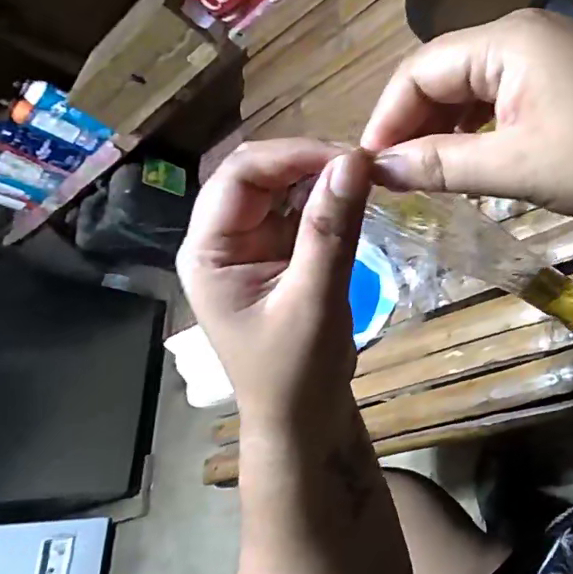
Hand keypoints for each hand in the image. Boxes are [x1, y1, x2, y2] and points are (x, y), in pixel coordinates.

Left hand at [176, 139, 369, 444]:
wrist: (303, 418)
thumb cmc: (297, 371)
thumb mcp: (315, 300)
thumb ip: (331, 231)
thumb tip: (355, 162)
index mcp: (207, 251)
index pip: (239, 176)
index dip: (292, 155)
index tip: (348, 156)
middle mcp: (221, 240)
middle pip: (257, 175)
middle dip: (307, 162)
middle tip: (362, 164)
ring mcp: (250, 246)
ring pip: (281, 188)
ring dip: (320, 178)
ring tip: (364, 176)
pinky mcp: (277, 255)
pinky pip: (299, 211)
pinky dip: (326, 200)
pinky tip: (354, 197)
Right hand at [360, 9, 572, 230]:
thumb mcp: (514, 167)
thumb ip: (442, 165)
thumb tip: (379, 169)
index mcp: (506, 41)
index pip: (420, 69)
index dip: (387, 117)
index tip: (368, 164)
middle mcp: (518, 34)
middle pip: (441, 73)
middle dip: (411, 123)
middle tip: (391, 174)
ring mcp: (541, 54)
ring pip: (467, 87)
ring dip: (440, 129)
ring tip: (419, 174)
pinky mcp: (556, 77)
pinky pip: (495, 97)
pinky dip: (472, 130)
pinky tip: (462, 161)